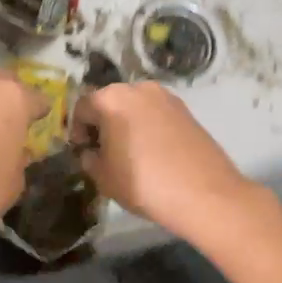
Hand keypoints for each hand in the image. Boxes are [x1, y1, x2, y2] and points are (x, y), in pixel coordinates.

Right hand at [74, 81, 268, 239]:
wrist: (205, 194)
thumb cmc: (144, 183)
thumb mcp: (103, 177)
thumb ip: (89, 159)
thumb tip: (91, 152)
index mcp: (111, 98)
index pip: (82, 107)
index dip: (77, 131)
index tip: (82, 152)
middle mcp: (138, 88)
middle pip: (109, 101)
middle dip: (102, 124)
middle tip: (103, 152)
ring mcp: (165, 97)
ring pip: (134, 106)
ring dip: (126, 124)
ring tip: (129, 153)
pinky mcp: (186, 109)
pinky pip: (156, 114)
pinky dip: (148, 127)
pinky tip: (153, 153)